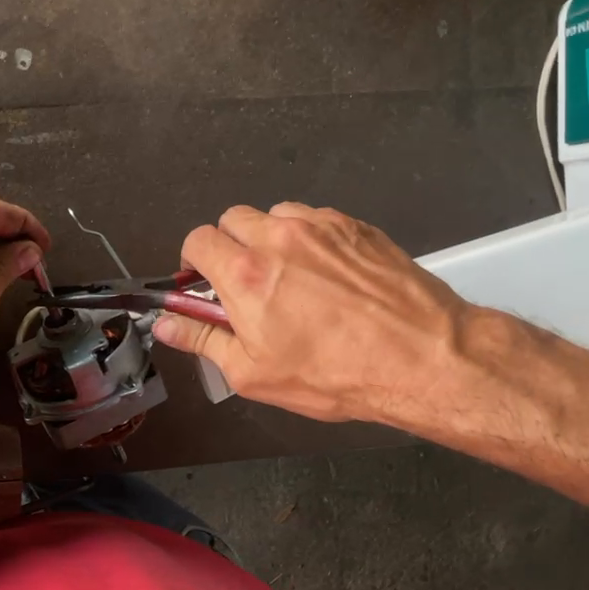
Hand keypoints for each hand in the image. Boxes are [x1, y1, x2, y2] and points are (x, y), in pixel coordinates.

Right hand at [151, 202, 473, 425]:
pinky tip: (323, 274)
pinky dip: (307, 239)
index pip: (198, 240)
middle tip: (241, 284)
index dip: (192, 262)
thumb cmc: (333, 374)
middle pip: (232, 219)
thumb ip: (203, 340)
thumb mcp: (252, 372)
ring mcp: (322, 227)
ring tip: (286, 277)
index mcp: (245, 275)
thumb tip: (167, 325)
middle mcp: (279, 239)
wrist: (421, 358)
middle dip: (227, 246)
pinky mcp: (357, 227)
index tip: (201, 284)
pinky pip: (316, 219)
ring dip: (267, 238)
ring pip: (274, 215)